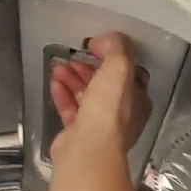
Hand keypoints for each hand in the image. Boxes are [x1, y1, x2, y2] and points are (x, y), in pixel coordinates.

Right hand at [49, 32, 150, 157]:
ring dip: (72, 79)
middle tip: (73, 56)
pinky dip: (62, 94)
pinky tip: (54, 82)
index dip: (111, 58)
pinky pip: (70, 109)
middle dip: (87, 68)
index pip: (126, 74)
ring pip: (85, 96)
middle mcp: (120, 115)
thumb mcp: (118, 68)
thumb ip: (114, 48)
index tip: (95, 47)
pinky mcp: (78, 134)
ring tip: (58, 66)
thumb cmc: (108, 111)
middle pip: (103, 85)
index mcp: (136, 101)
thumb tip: (103, 41)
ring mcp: (98, 126)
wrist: (87, 150)